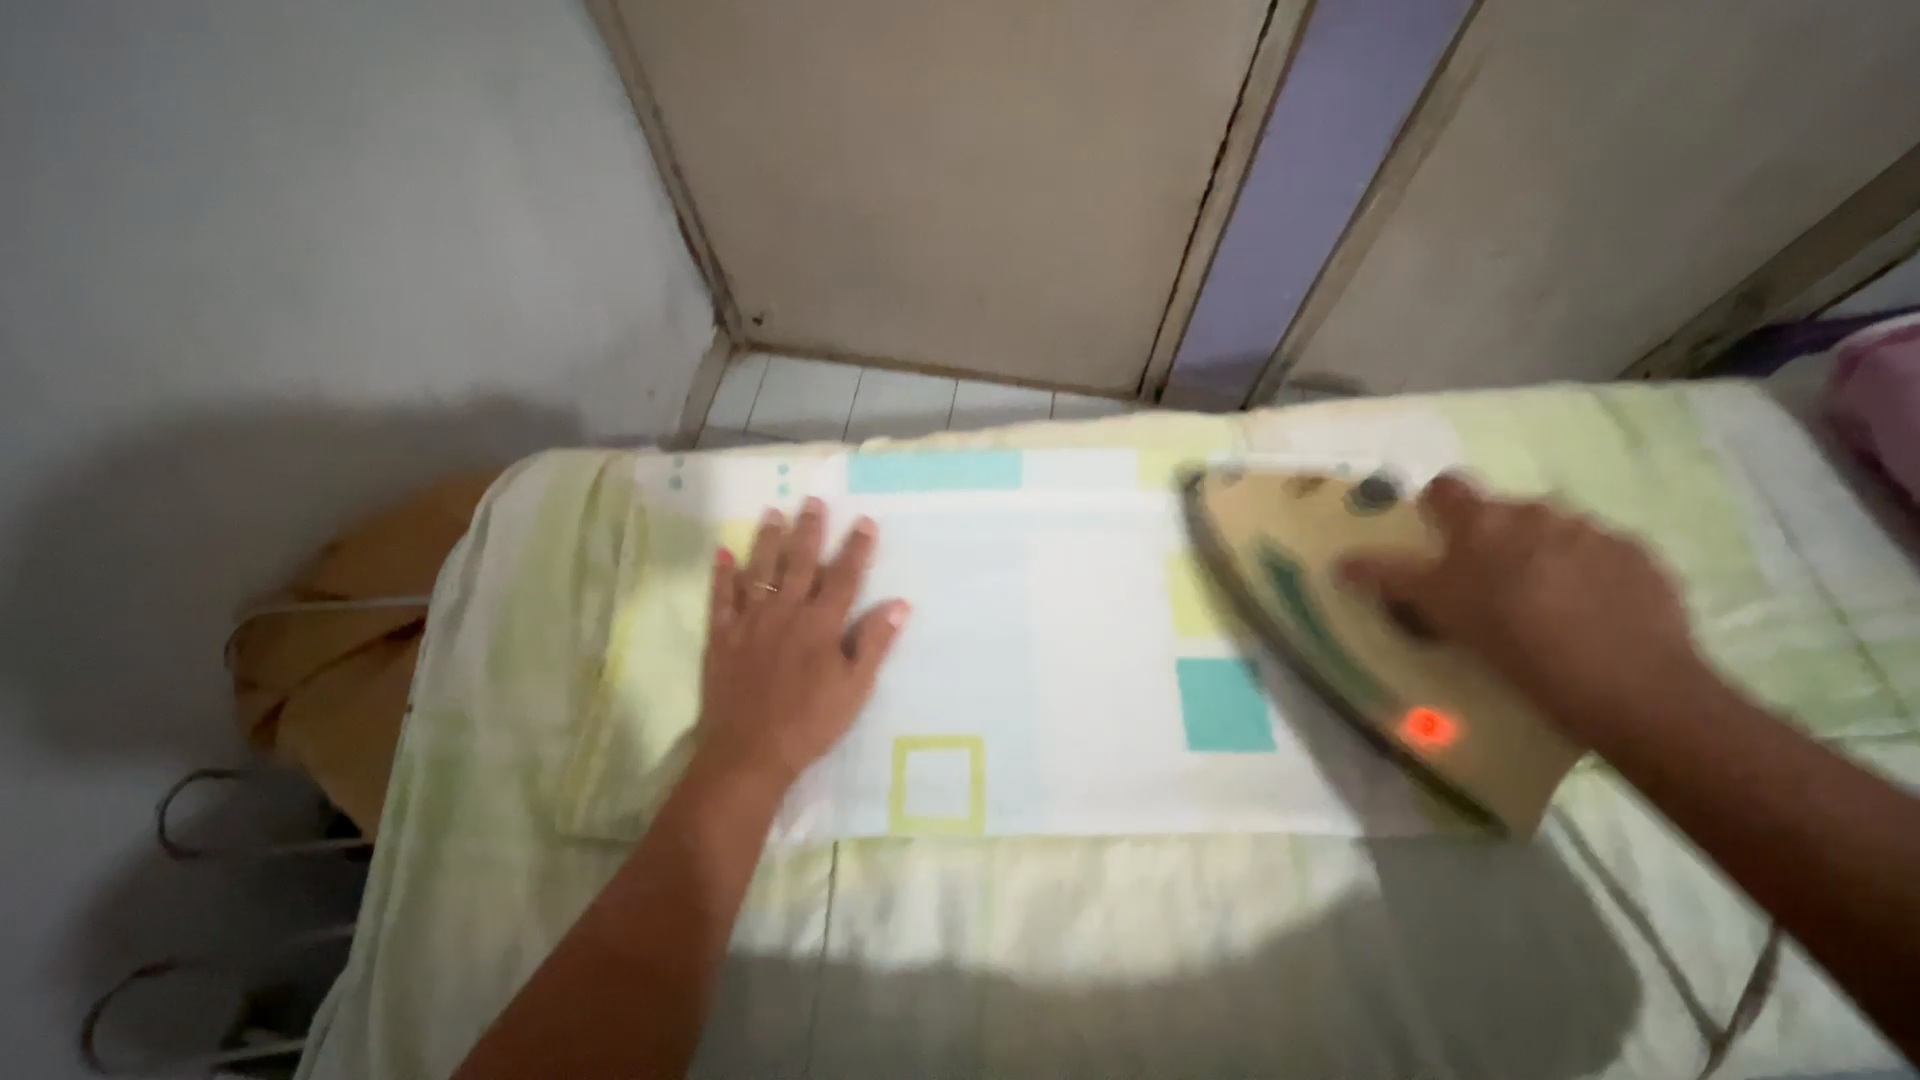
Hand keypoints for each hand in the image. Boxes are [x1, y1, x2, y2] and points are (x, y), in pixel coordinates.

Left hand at [696, 497, 909, 787]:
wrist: (749, 752)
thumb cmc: (810, 722)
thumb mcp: (855, 688)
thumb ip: (874, 643)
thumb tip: (899, 603)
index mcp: (821, 624)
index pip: (844, 577)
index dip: (856, 548)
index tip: (864, 521)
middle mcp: (786, 612)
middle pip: (800, 562)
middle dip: (809, 530)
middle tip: (812, 500)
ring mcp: (750, 621)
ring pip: (759, 570)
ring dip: (767, 540)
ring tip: (772, 512)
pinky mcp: (721, 637)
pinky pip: (720, 597)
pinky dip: (721, 574)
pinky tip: (722, 553)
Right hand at [1337, 474, 1713, 741]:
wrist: (1624, 678)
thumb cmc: (1512, 638)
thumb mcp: (1438, 609)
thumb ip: (1390, 578)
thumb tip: (1341, 561)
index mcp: (1482, 520)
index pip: (1447, 488)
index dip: (1436, 509)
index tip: (1436, 541)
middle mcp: (1538, 510)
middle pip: (1503, 513)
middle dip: (1494, 541)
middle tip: (1488, 589)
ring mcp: (1595, 530)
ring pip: (1555, 532)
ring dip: (1542, 557)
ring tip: (1544, 608)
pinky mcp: (1641, 557)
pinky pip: (1602, 556)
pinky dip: (1590, 576)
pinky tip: (1591, 617)